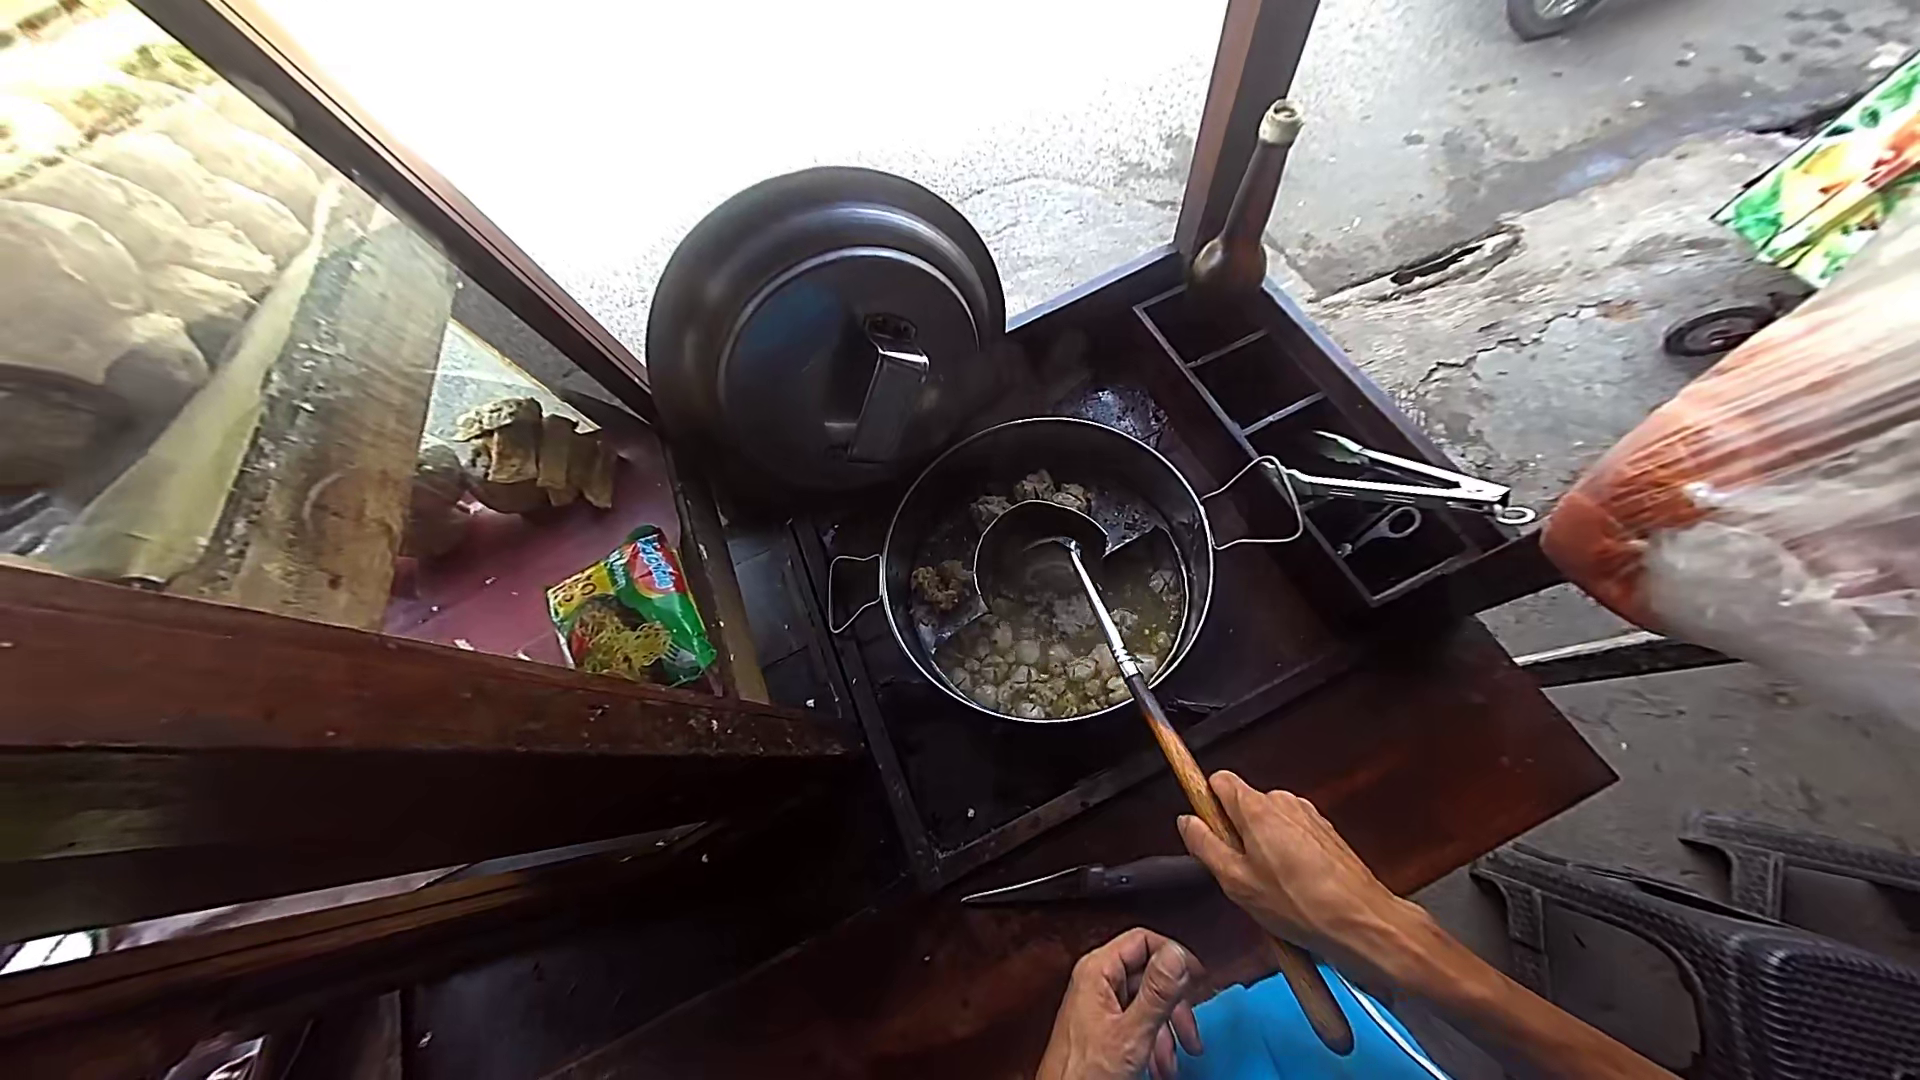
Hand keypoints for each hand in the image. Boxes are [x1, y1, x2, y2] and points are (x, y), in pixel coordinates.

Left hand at [1038, 928, 1205, 1079]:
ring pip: (1144, 1001)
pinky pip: (1135, 1021)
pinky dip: (1153, 1042)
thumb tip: (1176, 954)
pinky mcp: (1103, 1026)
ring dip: (1166, 1031)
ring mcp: (1099, 1002)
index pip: (1142, 940)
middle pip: (1147, 973)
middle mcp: (1097, 979)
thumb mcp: (1130, 1034)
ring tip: (1172, 1062)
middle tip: (1190, 1034)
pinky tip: (1158, 1067)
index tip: (1197, 979)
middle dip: (1174, 1005)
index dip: (1172, 956)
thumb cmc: (1083, 1075)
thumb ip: (1156, 993)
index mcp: (1098, 969)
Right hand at [1177, 771, 1426, 986]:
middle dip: (1237, 832)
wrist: (1367, 925)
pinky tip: (1295, 888)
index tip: (1207, 827)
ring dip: (1264, 845)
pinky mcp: (1326, 833)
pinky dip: (1289, 855)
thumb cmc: (1307, 907)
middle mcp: (1282, 802)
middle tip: (1241, 869)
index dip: (1207, 803)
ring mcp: (1308, 816)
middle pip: (1243, 804)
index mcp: (1255, 807)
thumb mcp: (1236, 881)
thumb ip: (1204, 845)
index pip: (1217, 780)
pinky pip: (1293, 835)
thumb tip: (1188, 823)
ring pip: (1269, 821)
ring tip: (1272, 885)